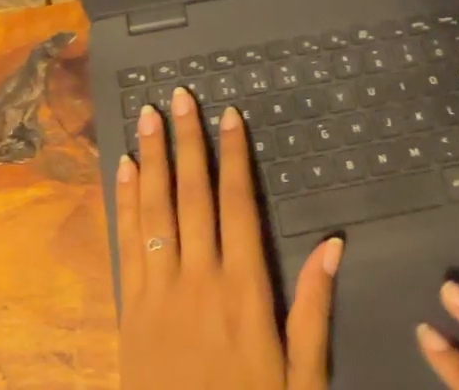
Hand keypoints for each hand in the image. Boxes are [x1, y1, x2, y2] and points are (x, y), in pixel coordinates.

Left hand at [117, 88, 344, 389]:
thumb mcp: (301, 376)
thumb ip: (314, 308)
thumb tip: (335, 244)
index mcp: (244, 289)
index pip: (238, 205)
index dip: (234, 157)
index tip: (229, 115)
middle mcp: (199, 277)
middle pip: (192, 195)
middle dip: (187, 142)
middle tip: (180, 96)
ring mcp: (159, 289)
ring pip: (155, 208)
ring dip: (152, 158)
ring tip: (149, 115)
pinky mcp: (131, 306)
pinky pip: (128, 241)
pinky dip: (125, 200)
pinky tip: (124, 168)